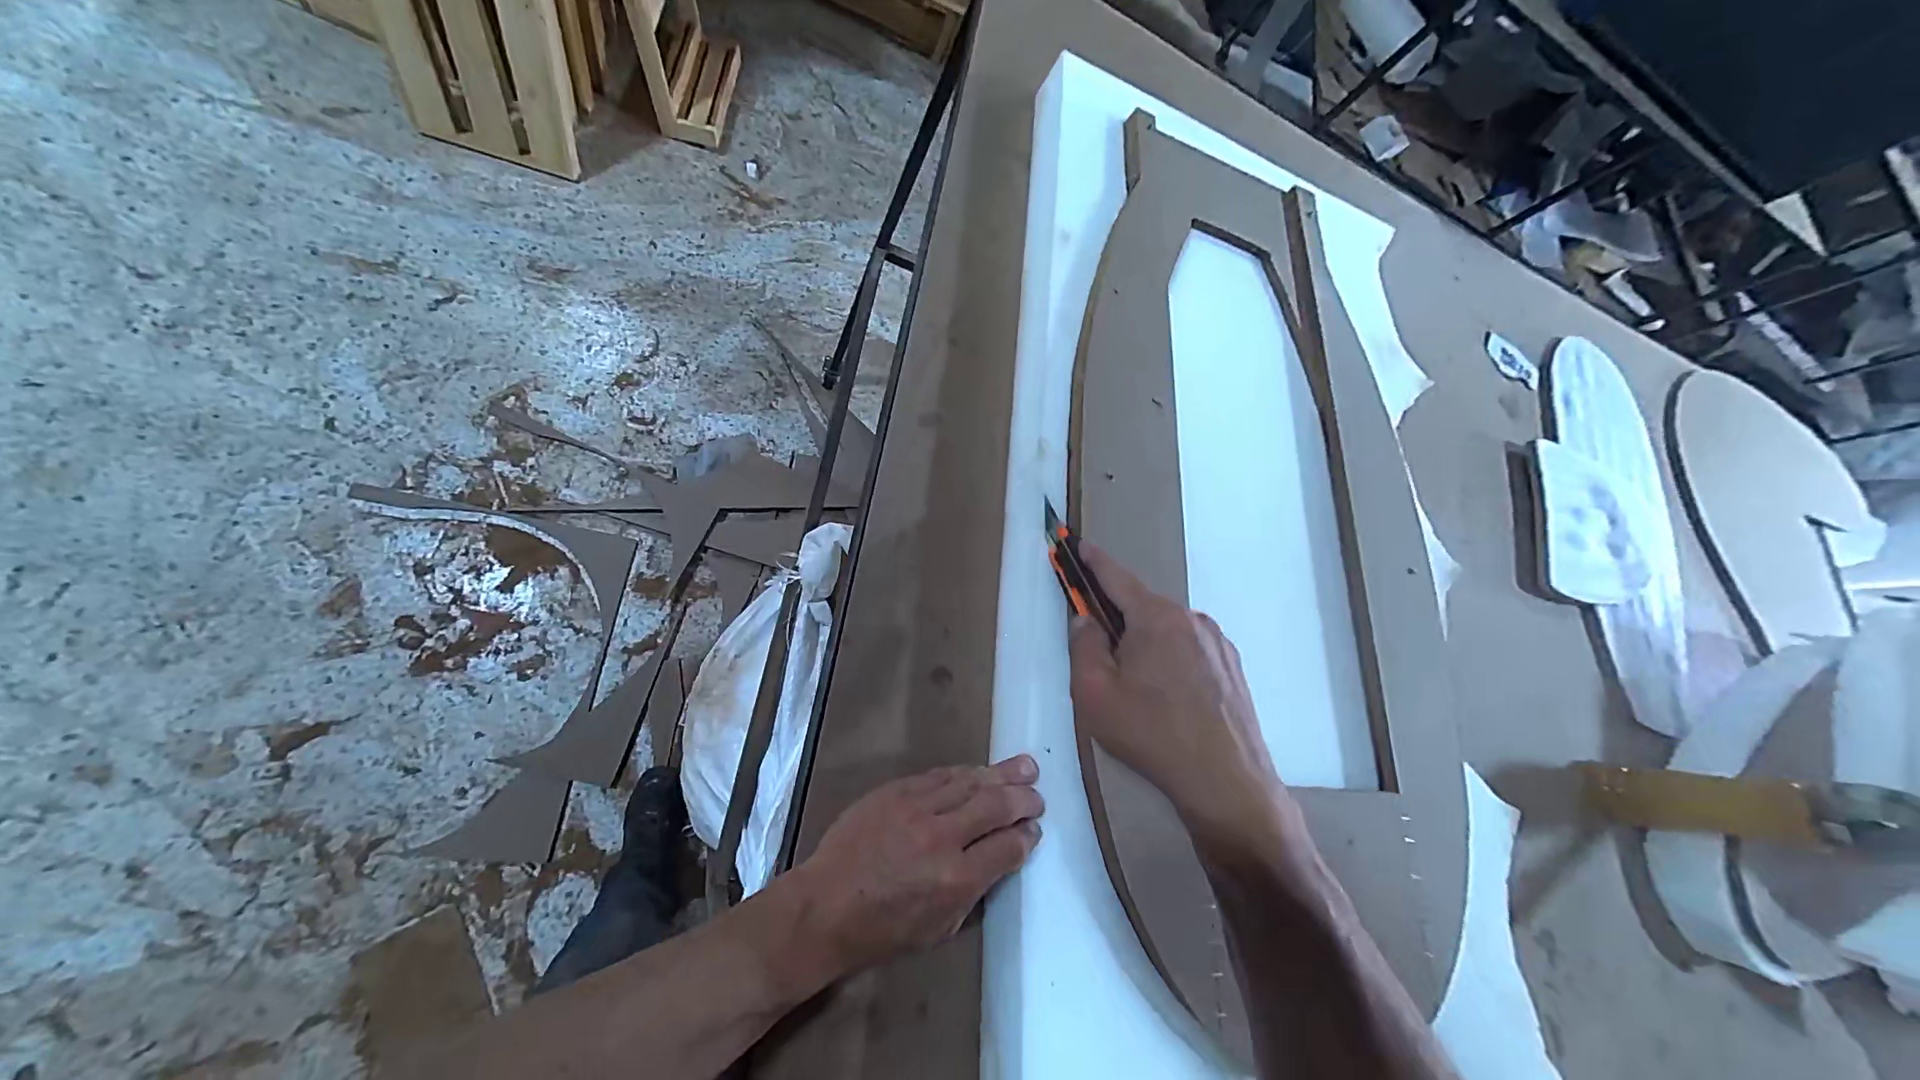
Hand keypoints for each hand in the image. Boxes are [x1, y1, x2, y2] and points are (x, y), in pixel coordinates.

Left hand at [783, 755, 1042, 981]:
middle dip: (1022, 799)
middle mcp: (941, 837)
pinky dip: (964, 772)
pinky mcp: (895, 791)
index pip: (1007, 847)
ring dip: (1000, 775)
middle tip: (1037, 795)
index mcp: (956, 879)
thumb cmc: (882, 929)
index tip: (1034, 830)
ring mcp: (916, 808)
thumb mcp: (939, 929)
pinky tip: (978, 770)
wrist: (825, 905)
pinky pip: (939, 775)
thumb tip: (1000, 857)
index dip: (1026, 837)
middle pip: (995, 806)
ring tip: (1024, 767)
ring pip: (969, 782)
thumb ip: (974, 891)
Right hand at [1067, 544, 1292, 846]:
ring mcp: (1217, 644)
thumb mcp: (1095, 692)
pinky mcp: (1232, 669)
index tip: (1079, 544)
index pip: (1116, 578)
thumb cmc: (1151, 733)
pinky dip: (1170, 663)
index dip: (1093, 561)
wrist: (1226, 781)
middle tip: (1101, 659)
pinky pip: (1189, 651)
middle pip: (1142, 608)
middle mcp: (1191, 620)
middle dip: (1117, 621)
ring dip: (1145, 646)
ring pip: (1166, 632)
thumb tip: (1087, 620)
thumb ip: (1083, 645)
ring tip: (1137, 693)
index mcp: (1156, 618)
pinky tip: (1168, 702)